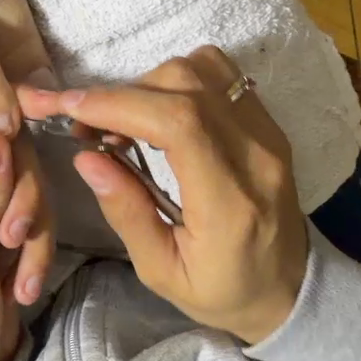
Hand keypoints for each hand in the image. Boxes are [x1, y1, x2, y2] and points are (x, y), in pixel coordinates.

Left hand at [0, 126, 35, 360]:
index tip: (17, 178)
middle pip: (4, 153)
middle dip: (21, 200)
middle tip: (15, 241)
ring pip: (27, 184)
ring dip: (34, 232)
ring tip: (20, 282)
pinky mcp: (4, 224)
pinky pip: (37, 213)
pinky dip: (38, 249)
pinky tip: (23, 288)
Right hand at [20, 46, 308, 343]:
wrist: (288, 290)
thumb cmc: (222, 292)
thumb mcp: (161, 271)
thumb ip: (126, 212)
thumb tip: (86, 157)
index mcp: (229, 203)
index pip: (178, 123)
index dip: (119, 104)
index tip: (71, 107)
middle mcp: (257, 156)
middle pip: (186, 85)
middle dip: (124, 95)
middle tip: (92, 129)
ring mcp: (269, 134)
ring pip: (203, 69)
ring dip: (152, 85)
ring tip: (127, 123)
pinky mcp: (270, 125)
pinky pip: (221, 76)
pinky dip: (179, 83)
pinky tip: (160, 115)